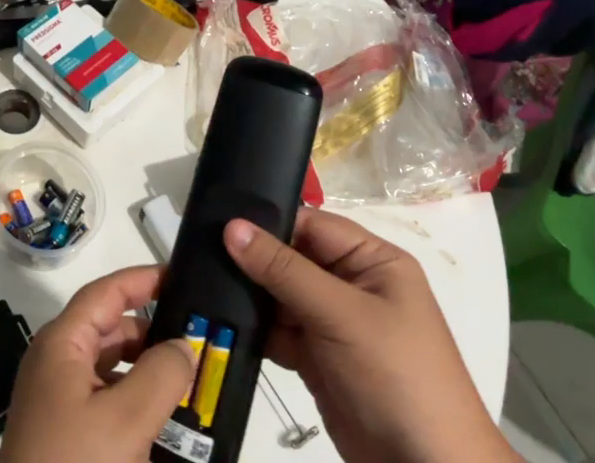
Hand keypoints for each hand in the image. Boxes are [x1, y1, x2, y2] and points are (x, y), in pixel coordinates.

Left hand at [0, 266, 199, 462]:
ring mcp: (58, 398)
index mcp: (61, 344)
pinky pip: (106, 401)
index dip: (143, 280)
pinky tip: (169, 424)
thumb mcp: (126, 419)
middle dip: (155, 332)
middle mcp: (56, 362)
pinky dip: (137, 403)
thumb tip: (183, 344)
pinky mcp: (65, 431)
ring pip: (112, 368)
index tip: (183, 278)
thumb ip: (162, 374)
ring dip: (149, 371)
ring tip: (194, 383)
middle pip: (111, 330)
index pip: (105, 292)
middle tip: (202, 341)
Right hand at [224, 212, 516, 462]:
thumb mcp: (341, 314)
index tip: (215, 219)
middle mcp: (351, 284)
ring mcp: (332, 322)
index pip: (311, 224)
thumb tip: (232, 226)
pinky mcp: (316, 355)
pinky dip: (253, 328)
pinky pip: (276, 329)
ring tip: (201, 284)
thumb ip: (283, 269)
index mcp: (372, 261)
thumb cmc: (396, 375)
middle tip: (199, 251)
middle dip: (250, 259)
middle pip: (290, 257)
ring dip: (247, 295)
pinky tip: (219, 320)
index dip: (267, 220)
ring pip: (278, 294)